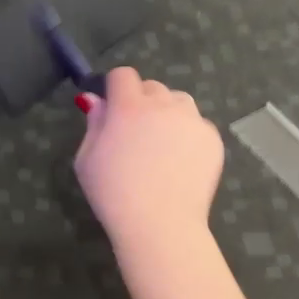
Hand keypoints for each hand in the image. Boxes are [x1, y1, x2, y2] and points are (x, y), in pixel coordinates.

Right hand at [74, 68, 224, 258]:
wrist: (159, 223)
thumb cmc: (112, 194)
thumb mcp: (86, 160)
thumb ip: (93, 124)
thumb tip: (96, 101)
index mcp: (129, 108)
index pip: (123, 75)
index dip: (114, 87)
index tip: (110, 107)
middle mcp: (165, 105)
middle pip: (152, 86)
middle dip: (140, 100)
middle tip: (132, 132)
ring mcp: (193, 121)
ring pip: (178, 102)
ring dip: (165, 112)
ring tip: (158, 144)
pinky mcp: (212, 138)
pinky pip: (195, 125)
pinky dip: (184, 134)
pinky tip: (175, 162)